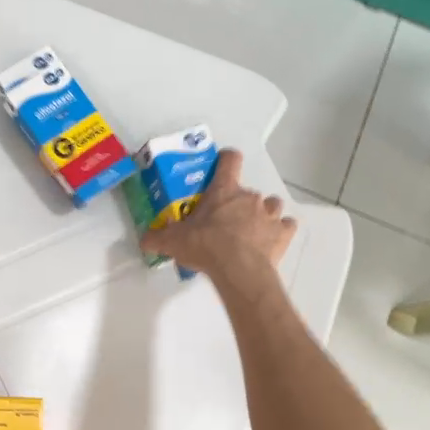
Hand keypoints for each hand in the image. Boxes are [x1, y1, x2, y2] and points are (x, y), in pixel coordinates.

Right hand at [141, 148, 296, 284]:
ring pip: (271, 204)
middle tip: (224, 221)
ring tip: (250, 229)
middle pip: (248, 190)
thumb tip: (144, 240)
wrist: (238, 269)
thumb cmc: (205, 246)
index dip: (226, 159)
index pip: (230, 160)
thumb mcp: (172, 242)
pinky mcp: (282, 234)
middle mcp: (250, 197)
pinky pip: (286, 226)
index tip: (220, 166)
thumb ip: (156, 238)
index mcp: (224, 191)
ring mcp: (270, 214)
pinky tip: (269, 241)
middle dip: (238, 203)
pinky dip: (279, 231)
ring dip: (262, 213)